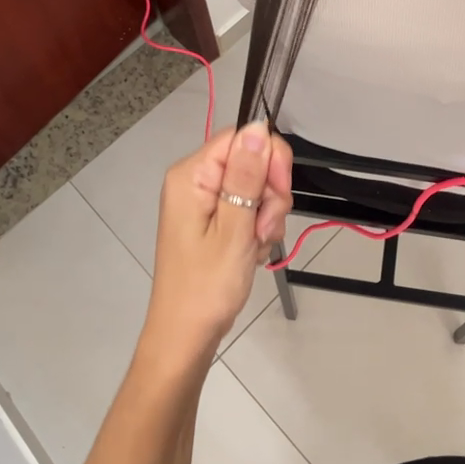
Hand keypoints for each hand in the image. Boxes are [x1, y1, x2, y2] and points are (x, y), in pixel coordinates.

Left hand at [143, 123, 292, 362]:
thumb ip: (246, 176)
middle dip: (269, 194)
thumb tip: (257, 128)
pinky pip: (248, 207)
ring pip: (256, 186)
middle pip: (252, 161)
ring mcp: (204, 201)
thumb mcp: (233, 230)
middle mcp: (194, 180)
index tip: (278, 193)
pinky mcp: (214, 219)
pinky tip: (251, 252)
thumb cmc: (207, 286)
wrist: (186, 336)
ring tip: (253, 247)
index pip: (241, 138)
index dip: (268, 160)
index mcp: (191, 174)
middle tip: (262, 229)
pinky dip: (258, 228)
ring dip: (266, 216)